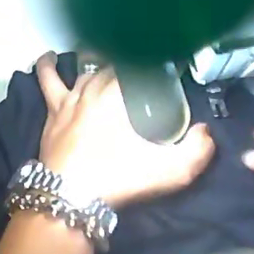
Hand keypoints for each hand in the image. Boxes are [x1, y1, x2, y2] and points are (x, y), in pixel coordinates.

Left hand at [35, 55, 214, 206]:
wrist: (69, 199)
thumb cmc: (118, 179)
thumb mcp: (169, 171)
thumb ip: (197, 150)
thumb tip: (205, 131)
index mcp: (118, 94)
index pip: (139, 66)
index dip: (154, 63)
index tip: (167, 65)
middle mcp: (93, 89)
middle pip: (112, 67)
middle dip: (129, 66)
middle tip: (143, 71)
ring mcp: (70, 100)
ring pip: (83, 71)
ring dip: (95, 63)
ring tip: (103, 55)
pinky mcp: (52, 113)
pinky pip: (48, 82)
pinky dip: (48, 67)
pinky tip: (49, 58)